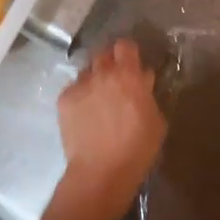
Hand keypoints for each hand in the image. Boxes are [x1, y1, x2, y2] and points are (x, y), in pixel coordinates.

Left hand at [55, 38, 165, 219]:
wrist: (100, 173)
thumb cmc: (136, 149)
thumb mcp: (156, 120)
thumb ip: (147, 94)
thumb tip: (142, 80)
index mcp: (128, 75)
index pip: (125, 46)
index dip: (128, 53)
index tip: (132, 64)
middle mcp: (102, 73)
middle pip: (103, 54)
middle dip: (110, 63)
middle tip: (115, 81)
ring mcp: (80, 85)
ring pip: (87, 71)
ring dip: (94, 79)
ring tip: (97, 98)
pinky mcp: (64, 99)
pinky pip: (73, 88)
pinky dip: (79, 96)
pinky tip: (84, 114)